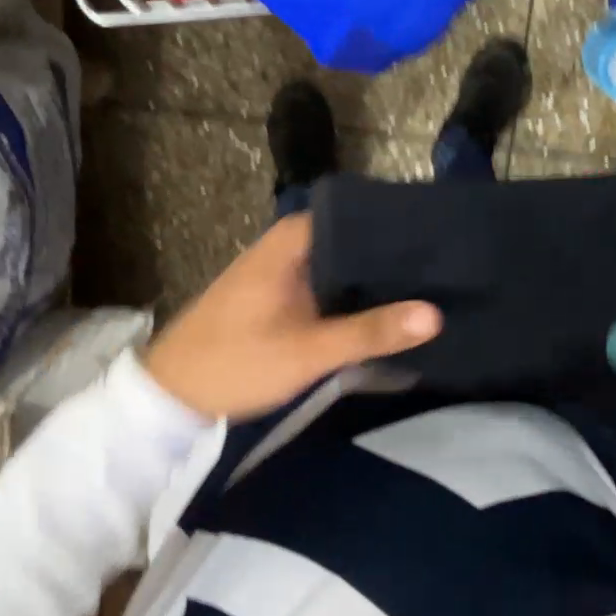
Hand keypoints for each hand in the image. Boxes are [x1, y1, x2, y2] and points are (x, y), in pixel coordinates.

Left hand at [144, 214, 441, 419]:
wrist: (168, 399)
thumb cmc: (235, 362)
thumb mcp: (308, 351)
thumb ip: (371, 331)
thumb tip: (436, 315)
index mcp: (294, 239)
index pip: (362, 215)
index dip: (402, 227)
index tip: (443, 238)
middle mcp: (291, 245)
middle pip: (357, 241)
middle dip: (396, 257)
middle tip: (447, 268)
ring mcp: (285, 270)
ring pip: (346, 265)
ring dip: (378, 279)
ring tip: (431, 286)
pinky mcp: (283, 296)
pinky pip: (332, 284)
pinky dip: (357, 295)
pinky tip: (388, 310)